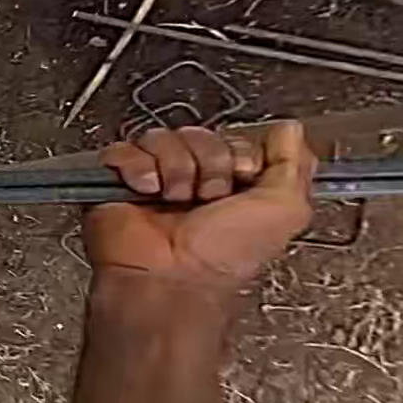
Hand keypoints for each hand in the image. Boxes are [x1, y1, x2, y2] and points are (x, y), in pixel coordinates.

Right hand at [86, 122, 315, 292]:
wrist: (170, 273)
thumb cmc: (225, 254)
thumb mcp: (285, 211)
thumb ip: (292, 165)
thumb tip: (288, 128)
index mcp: (226, 182)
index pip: (230, 138)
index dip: (238, 154)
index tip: (241, 180)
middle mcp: (186, 177)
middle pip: (195, 135)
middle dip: (206, 162)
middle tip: (204, 196)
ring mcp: (147, 178)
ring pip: (158, 139)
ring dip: (172, 167)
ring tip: (171, 197)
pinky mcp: (110, 182)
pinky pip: (121, 151)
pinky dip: (135, 167)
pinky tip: (144, 189)